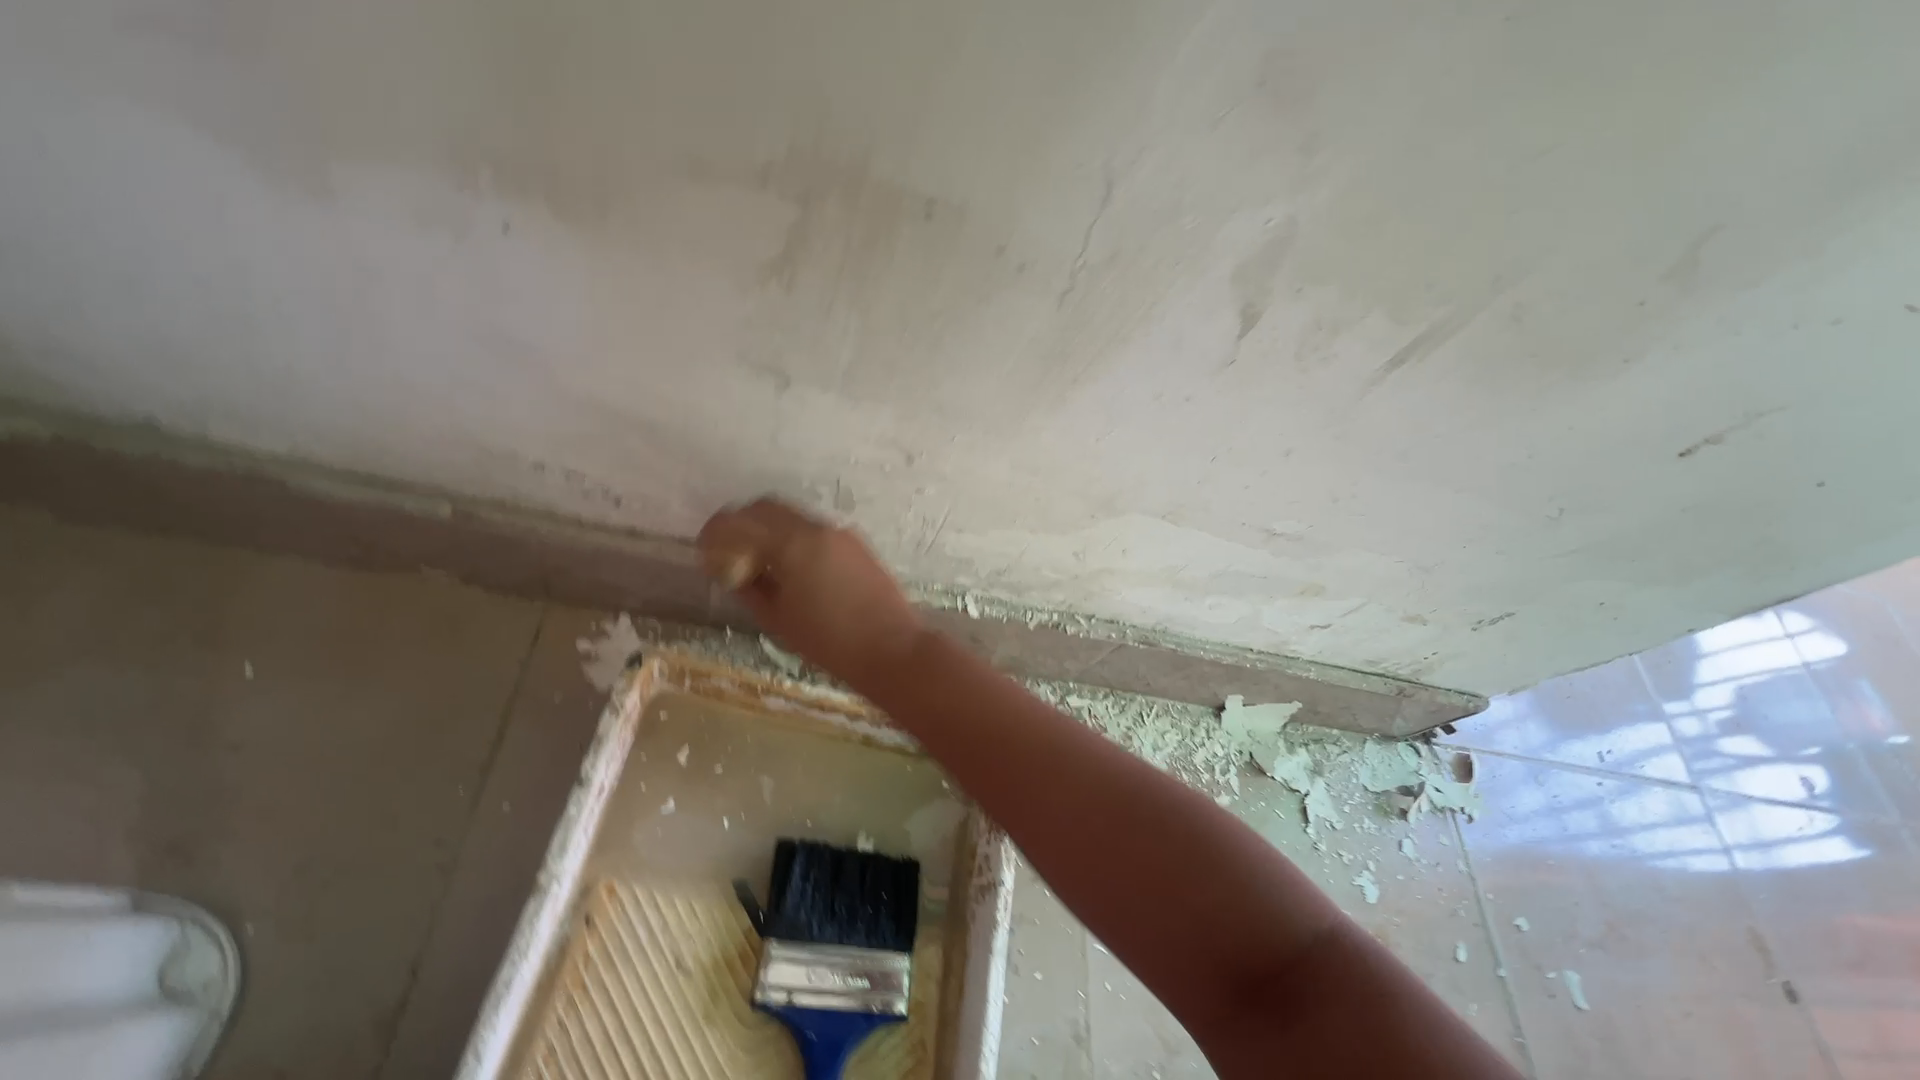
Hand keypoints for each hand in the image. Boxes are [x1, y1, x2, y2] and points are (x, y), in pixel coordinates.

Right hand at [697, 498, 926, 684]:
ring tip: (758, 562)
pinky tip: (789, 569)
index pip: (741, 519)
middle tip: (727, 551)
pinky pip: (814, 530)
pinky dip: (793, 539)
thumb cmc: (830, 642)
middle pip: (767, 508)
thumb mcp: (777, 618)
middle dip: (741, 523)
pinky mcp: (857, 543)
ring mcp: (841, 532)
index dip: (716, 530)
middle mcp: (817, 527)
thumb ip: (750, 587)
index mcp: (793, 543)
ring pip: (792, 516)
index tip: (704, 548)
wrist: (892, 649)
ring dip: (769, 530)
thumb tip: (733, 570)